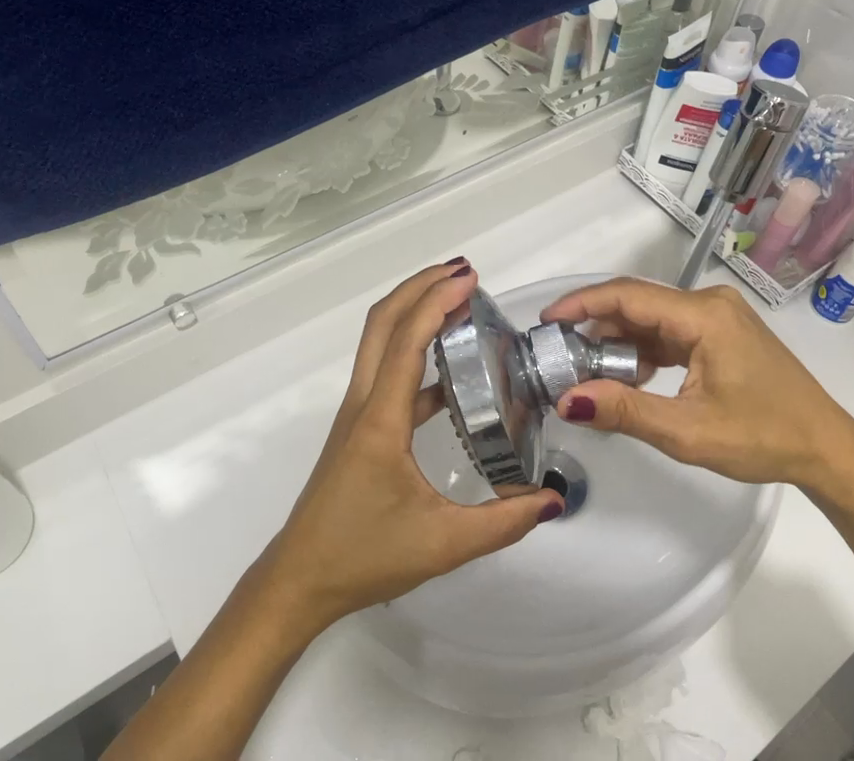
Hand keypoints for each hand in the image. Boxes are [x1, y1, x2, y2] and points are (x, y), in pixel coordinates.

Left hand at [259, 260, 562, 630]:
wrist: (300, 580)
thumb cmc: (363, 558)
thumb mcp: (442, 545)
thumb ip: (503, 523)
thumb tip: (553, 499)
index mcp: (381, 422)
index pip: (406, 341)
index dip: (435, 301)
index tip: (470, 279)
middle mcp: (363, 406)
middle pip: (382, 324)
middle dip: (419, 288)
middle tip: (463, 273)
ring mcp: (356, 417)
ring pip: (378, 344)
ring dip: (412, 314)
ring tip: (458, 306)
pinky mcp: (359, 432)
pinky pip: (385, 375)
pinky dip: (414, 355)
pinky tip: (450, 376)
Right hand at [539, 277, 853, 489]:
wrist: (826, 449)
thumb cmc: (763, 438)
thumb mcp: (687, 431)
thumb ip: (624, 410)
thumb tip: (567, 400)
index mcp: (704, 316)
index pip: (627, 295)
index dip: (581, 304)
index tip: (544, 321)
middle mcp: (710, 305)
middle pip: (637, 304)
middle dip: (594, 329)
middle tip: (558, 358)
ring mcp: (718, 318)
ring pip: (651, 320)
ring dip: (618, 343)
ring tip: (585, 373)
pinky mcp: (722, 335)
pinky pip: (670, 333)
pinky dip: (642, 352)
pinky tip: (626, 378)